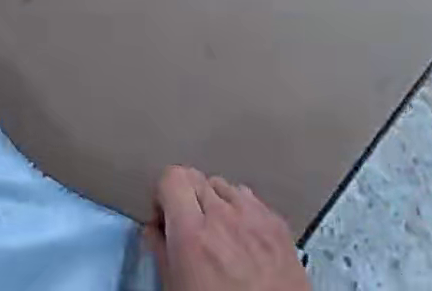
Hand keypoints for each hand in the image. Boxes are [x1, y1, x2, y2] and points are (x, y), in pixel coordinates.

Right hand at [146, 166, 309, 290]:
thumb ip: (162, 254)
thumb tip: (154, 229)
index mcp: (192, 234)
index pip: (171, 177)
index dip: (163, 195)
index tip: (163, 216)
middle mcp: (223, 214)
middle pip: (196, 177)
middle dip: (186, 197)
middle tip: (186, 227)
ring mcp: (254, 214)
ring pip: (224, 185)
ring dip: (215, 202)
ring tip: (217, 235)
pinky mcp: (277, 221)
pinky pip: (251, 199)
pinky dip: (241, 211)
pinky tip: (242, 239)